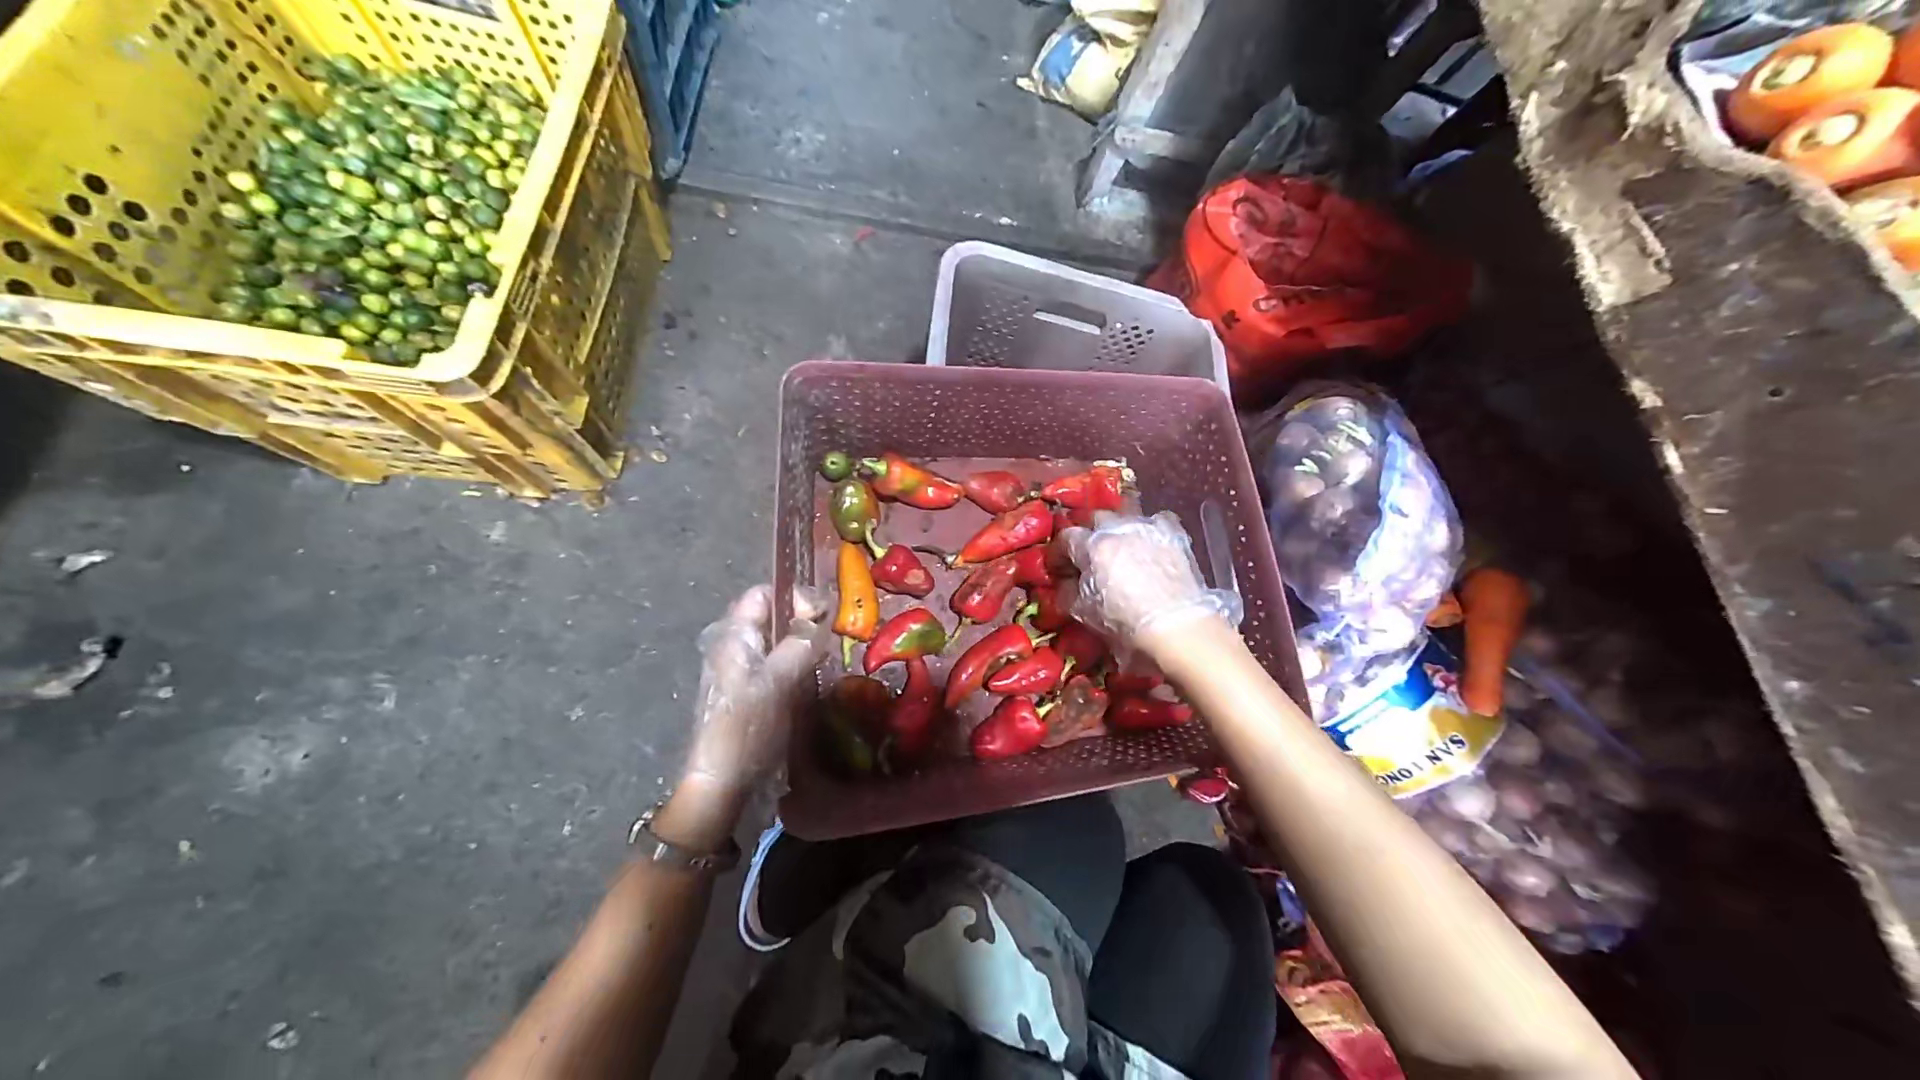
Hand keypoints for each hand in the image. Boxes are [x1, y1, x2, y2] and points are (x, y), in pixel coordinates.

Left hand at [681, 585, 828, 798]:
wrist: (722, 782)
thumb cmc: (747, 726)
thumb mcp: (779, 681)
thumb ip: (801, 644)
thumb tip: (821, 618)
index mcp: (734, 636)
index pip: (763, 594)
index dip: (794, 596)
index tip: (822, 615)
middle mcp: (734, 647)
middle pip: (772, 617)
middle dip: (803, 621)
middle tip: (832, 635)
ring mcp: (740, 671)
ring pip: (777, 642)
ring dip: (803, 644)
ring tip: (827, 656)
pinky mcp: (749, 693)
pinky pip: (777, 665)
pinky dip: (797, 664)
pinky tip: (813, 679)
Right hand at [1063, 511, 1242, 658]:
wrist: (1178, 629)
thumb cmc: (1126, 625)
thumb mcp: (1085, 613)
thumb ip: (1068, 592)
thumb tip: (1065, 582)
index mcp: (1093, 546)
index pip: (1065, 538)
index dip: (1058, 553)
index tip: (1058, 568)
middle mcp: (1118, 529)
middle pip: (1094, 519)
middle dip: (1087, 536)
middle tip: (1087, 557)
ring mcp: (1148, 528)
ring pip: (1124, 516)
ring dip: (1116, 530)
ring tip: (1118, 550)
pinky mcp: (1173, 535)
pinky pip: (1155, 522)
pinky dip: (1148, 531)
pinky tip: (1148, 546)